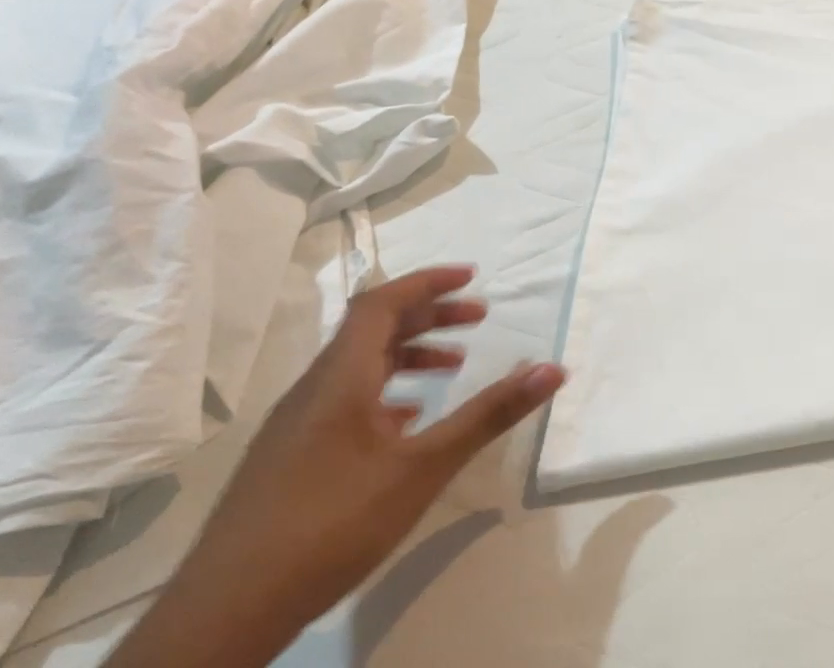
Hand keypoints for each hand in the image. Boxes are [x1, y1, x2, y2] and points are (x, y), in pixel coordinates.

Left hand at [107, 267, 565, 667]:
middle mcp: (312, 393)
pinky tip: (407, 423)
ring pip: (356, 369)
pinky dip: (386, 394)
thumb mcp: (424, 467)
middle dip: (428, 317)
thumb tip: (553, 368)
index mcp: (338, 382)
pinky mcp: (290, 459)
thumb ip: (489, 415)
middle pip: (369, 333)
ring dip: (408, 355)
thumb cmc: (332, 524)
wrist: (228, 610)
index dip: (426, 283)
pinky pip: (343, 403)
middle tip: (479, 318)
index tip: (472, 277)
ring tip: (454, 367)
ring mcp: (295, 428)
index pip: (379, 306)